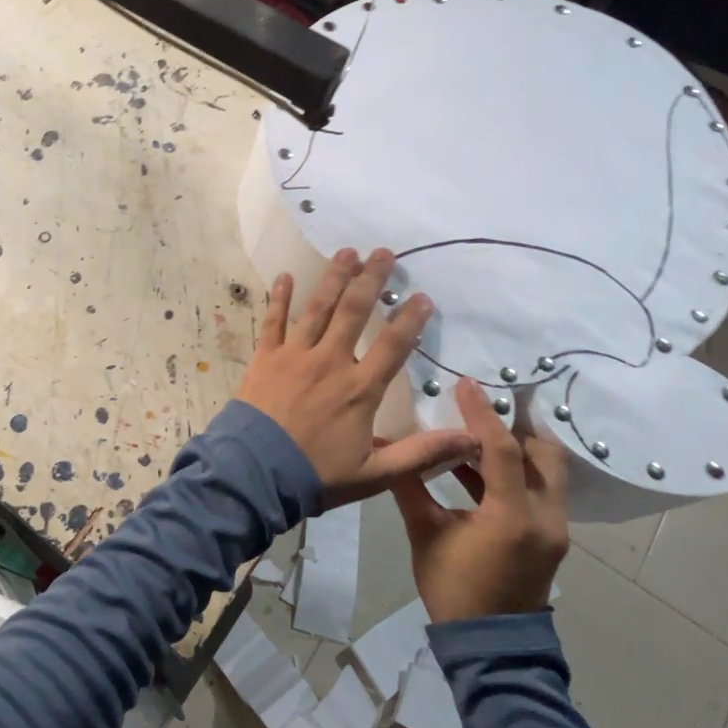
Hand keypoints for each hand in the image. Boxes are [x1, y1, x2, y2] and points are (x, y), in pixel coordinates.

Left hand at [237, 247, 477, 509]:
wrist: (254, 473)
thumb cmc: (316, 475)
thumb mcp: (375, 474)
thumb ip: (422, 453)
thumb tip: (473, 438)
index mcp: (359, 390)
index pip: (392, 345)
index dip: (409, 319)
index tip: (422, 296)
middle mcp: (329, 363)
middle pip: (353, 312)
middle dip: (370, 280)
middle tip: (384, 252)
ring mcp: (294, 356)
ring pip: (317, 309)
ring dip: (333, 278)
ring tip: (347, 252)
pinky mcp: (264, 357)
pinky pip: (273, 321)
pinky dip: (279, 297)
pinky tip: (285, 275)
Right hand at [389, 378, 570, 622]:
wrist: (489, 644)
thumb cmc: (454, 588)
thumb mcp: (426, 534)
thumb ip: (408, 486)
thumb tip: (382, 446)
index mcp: (514, 515)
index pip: (503, 450)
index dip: (482, 414)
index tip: (466, 384)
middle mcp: (546, 516)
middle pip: (545, 454)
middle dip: (515, 427)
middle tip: (483, 409)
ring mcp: (555, 528)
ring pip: (547, 472)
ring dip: (515, 450)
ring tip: (475, 434)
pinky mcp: (551, 537)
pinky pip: (540, 490)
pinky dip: (515, 473)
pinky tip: (478, 469)